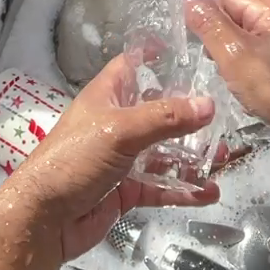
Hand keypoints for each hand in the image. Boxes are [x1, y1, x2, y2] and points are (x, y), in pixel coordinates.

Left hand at [0, 52, 218, 260]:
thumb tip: (208, 104)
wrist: (45, 219)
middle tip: (223, 117)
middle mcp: (116, 122)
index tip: (186, 51)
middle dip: (189, 115)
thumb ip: (166, 118)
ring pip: (164, 151)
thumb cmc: (76, 158)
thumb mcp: (122, 130)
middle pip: (158, 111)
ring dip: (192, 154)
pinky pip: (161, 185)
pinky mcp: (127, 189)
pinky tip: (209, 192)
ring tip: (223, 157)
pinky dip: (184, 188)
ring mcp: (122, 158)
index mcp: (108, 96)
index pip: (133, 64)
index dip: (155, 55)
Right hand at [184, 0, 269, 151]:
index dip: (210, 22)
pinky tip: (263, 94)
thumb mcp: (234, 56)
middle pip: (238, 17)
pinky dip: (260, 74)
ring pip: (252, 41)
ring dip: (241, 62)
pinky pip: (269, 57)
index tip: (212, 51)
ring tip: (247, 86)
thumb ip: (208, 22)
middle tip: (230, 72)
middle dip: (226, 44)